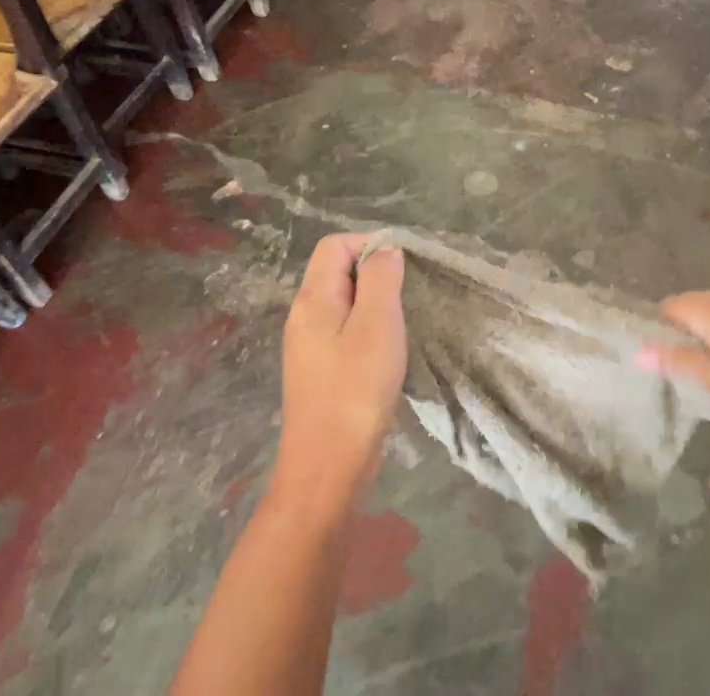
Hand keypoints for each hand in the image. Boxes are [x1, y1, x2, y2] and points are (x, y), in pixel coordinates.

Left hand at [272, 234, 407, 513]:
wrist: (328, 465)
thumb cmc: (356, 390)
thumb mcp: (377, 325)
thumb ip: (381, 280)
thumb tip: (385, 250)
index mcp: (312, 298)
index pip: (334, 245)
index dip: (369, 244)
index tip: (404, 267)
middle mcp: (302, 315)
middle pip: (335, 271)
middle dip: (373, 274)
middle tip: (406, 297)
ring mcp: (307, 345)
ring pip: (341, 304)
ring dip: (373, 305)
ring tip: (400, 325)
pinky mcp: (317, 370)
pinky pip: (342, 331)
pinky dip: (366, 330)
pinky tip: (385, 354)